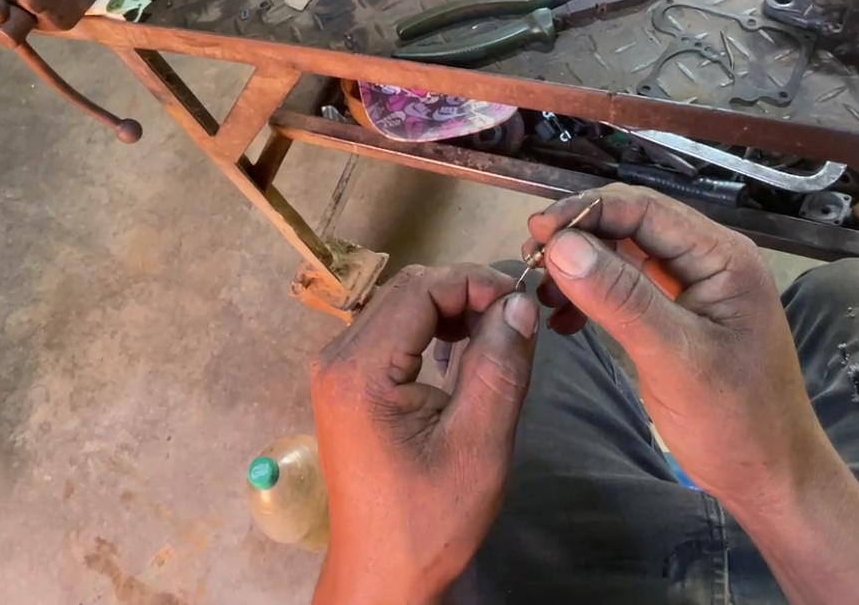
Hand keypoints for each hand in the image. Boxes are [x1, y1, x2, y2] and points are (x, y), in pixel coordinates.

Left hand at [310, 264, 538, 604]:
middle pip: (407, 290)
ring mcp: (337, 366)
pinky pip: (392, 328)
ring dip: (450, 308)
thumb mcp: (477, 448)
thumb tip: (519, 303)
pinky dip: (432, 327)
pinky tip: (461, 350)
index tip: (521, 302)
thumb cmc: (428, 521)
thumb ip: (499, 368)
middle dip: (464, 292)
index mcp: (360, 370)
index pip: (420, 288)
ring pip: (401, 304)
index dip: (474, 282)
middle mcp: (338, 356)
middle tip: (512, 319)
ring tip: (493, 334)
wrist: (380, 575)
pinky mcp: (347, 380)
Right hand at [527, 185, 832, 517]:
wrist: (770, 481)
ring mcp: (688, 284)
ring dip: (578, 266)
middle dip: (577, 237)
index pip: (644, 208)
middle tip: (532, 258)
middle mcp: (704, 258)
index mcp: (719, 255)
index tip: (538, 229)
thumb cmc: (736, 420)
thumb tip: (561, 246)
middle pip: (629, 224)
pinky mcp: (671, 311)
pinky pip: (621, 285)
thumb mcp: (676, 358)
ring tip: (542, 291)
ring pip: (620, 253)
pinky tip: (563, 320)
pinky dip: (589, 295)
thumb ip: (621, 299)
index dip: (587, 211)